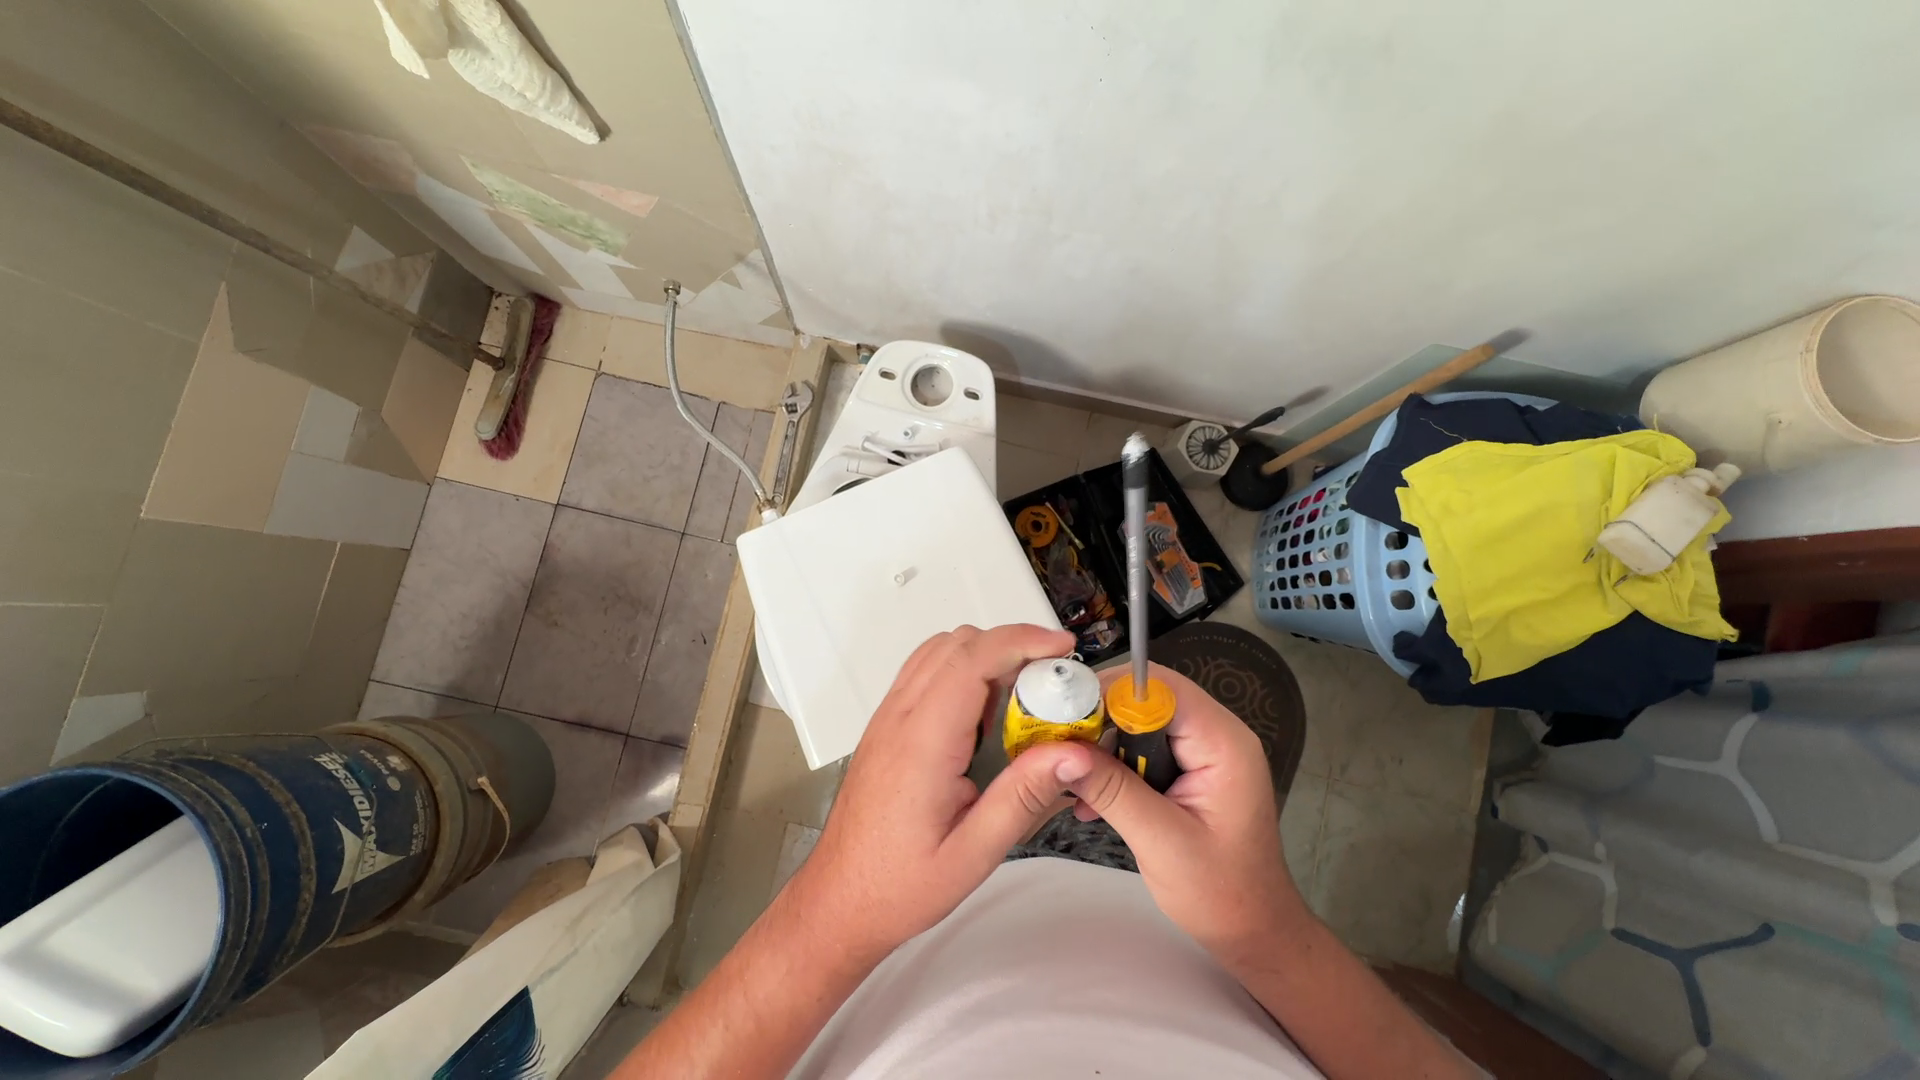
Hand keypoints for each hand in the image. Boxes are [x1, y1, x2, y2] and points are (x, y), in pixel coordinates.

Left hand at [784, 624, 1089, 956]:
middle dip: (1013, 646)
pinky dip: (964, 672)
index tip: (1063, 647)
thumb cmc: (899, 885)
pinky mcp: (887, 725)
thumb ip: (1024, 797)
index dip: (1023, 641)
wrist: (839, 899)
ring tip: (1023, 699)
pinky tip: (986, 716)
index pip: (972, 659)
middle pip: (958, 644)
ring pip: (940, 651)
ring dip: (987, 656)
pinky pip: (926, 673)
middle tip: (1053, 681)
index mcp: (922, 743)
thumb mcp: (974, 853)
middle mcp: (899, 718)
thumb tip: (1074, 753)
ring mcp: (888, 717)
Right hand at [1056, 663, 1302, 957]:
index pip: (1160, 688)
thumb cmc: (1220, 894)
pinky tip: (1088, 799)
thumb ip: (1112, 790)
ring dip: (1101, 748)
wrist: (1254, 931)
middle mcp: (1215, 735)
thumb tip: (1060, 752)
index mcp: (1223, 743)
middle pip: (1146, 700)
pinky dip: (1113, 767)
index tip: (1061, 715)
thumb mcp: (1160, 842)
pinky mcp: (1189, 770)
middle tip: (1054, 745)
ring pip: (1138, 723)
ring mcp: (1202, 752)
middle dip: (1097, 719)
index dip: (1108, 692)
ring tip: (1068, 779)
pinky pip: (1142, 749)